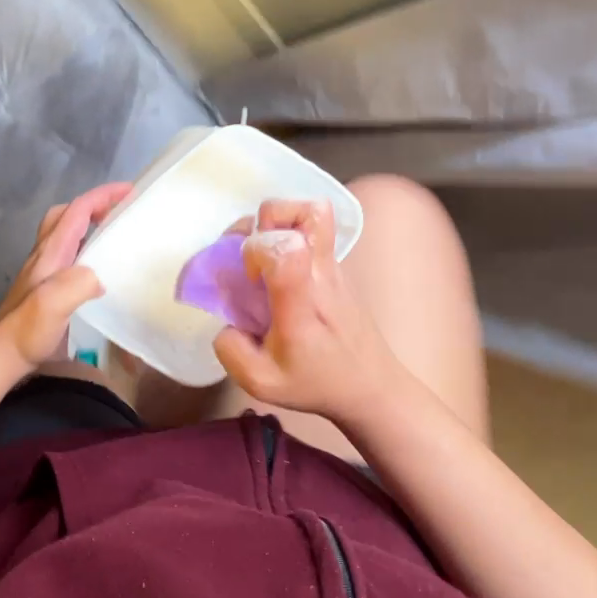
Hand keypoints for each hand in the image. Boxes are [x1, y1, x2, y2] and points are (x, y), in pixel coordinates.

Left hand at [0, 182, 131, 364]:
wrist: (3, 356)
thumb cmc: (27, 331)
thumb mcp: (53, 305)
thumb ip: (75, 284)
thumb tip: (98, 275)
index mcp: (50, 253)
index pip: (76, 211)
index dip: (102, 196)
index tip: (130, 192)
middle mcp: (44, 256)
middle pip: (65, 216)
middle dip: (92, 206)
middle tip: (119, 212)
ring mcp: (42, 271)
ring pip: (64, 235)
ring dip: (88, 226)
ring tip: (116, 237)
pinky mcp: (44, 287)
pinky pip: (67, 256)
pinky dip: (85, 250)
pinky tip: (99, 270)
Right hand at [212, 199, 410, 422]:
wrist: (371, 386)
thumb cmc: (317, 383)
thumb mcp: (260, 383)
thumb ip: (230, 349)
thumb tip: (226, 320)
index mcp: (302, 301)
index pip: (285, 247)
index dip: (256, 250)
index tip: (249, 279)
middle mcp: (320, 272)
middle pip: (303, 212)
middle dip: (265, 222)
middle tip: (251, 259)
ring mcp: (331, 265)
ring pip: (307, 214)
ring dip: (274, 224)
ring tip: (260, 260)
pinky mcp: (333, 266)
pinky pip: (308, 232)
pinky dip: (284, 238)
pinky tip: (275, 275)